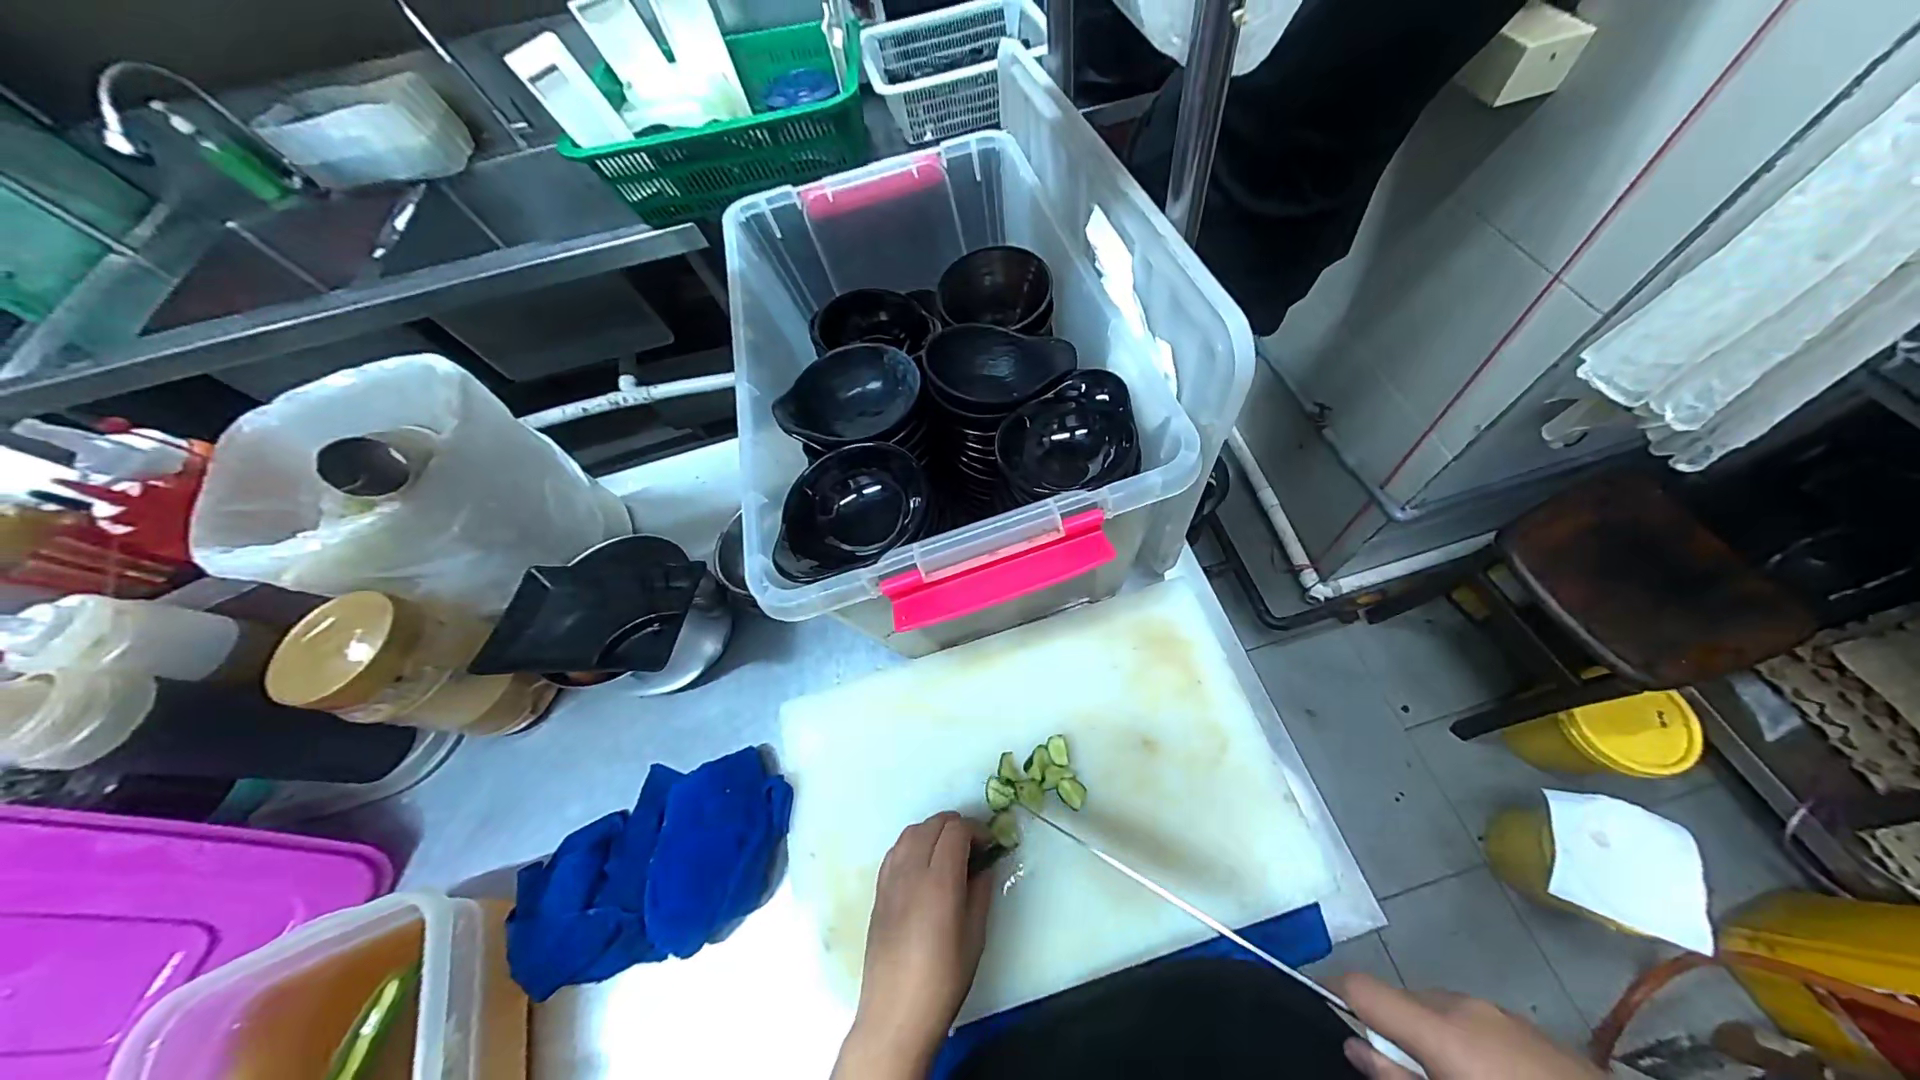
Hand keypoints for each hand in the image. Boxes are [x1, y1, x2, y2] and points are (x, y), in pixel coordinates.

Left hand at [833, 812, 993, 1079]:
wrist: (895, 1014)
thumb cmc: (943, 980)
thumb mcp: (975, 937)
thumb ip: (980, 892)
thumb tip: (984, 866)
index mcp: (939, 882)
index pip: (956, 830)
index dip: (976, 830)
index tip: (989, 846)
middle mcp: (910, 871)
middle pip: (933, 824)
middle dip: (956, 826)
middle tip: (974, 848)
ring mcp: (890, 879)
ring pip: (911, 832)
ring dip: (933, 831)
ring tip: (949, 853)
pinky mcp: (878, 891)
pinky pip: (895, 850)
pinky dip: (912, 845)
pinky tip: (923, 866)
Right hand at [1332, 973, 1605, 1079]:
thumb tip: (1355, 1048)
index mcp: (1438, 1027)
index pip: (1361, 985)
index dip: (1333, 991)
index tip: (1322, 1009)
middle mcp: (1463, 1005)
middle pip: (1401, 998)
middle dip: (1390, 1028)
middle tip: (1399, 1073)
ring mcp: (1503, 1014)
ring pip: (1439, 1010)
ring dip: (1430, 1037)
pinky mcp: (1536, 1030)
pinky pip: (1478, 1023)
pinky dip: (1466, 1043)